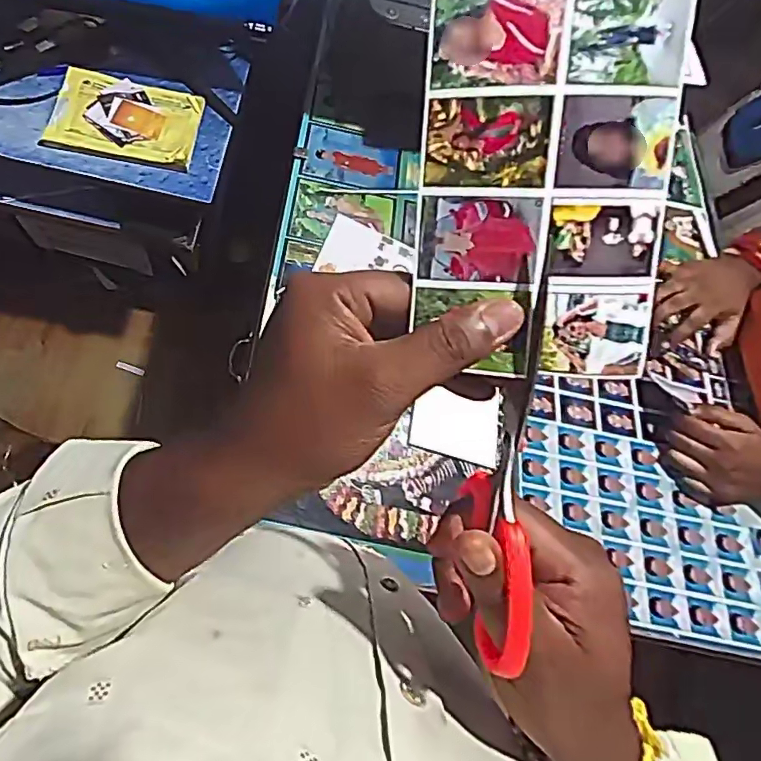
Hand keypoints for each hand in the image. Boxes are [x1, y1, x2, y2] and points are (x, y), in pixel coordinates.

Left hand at [226, 271, 523, 494]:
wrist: (255, 470)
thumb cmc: (307, 426)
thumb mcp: (385, 383)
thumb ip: (446, 346)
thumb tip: (501, 312)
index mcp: (327, 292)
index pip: (409, 290)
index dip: (457, 316)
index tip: (504, 337)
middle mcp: (322, 303)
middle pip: (405, 313)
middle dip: (449, 344)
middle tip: (500, 368)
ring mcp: (323, 332)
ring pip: (397, 338)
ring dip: (435, 362)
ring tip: (483, 384)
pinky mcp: (328, 359)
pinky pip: (380, 356)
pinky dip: (410, 373)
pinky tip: (448, 389)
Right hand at [429, 501, 640, 760]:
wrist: (585, 742)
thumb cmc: (567, 705)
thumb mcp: (528, 647)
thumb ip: (498, 588)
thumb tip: (470, 537)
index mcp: (579, 564)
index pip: (509, 509)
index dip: (469, 526)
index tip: (450, 559)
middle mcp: (570, 555)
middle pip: (493, 519)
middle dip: (463, 553)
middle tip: (458, 594)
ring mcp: (555, 566)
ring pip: (485, 536)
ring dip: (463, 569)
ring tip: (465, 607)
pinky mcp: (538, 576)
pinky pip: (491, 556)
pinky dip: (472, 578)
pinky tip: (473, 606)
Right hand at [654, 255, 760, 354]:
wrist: (745, 267)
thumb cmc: (739, 294)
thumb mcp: (737, 315)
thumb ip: (724, 333)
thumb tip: (711, 351)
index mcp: (711, 306)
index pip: (691, 323)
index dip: (678, 334)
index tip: (669, 343)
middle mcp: (697, 293)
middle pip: (671, 306)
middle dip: (659, 316)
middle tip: (650, 323)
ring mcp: (689, 278)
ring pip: (664, 289)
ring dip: (654, 299)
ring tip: (646, 306)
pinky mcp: (684, 267)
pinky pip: (666, 272)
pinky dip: (658, 277)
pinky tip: (652, 283)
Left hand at [665, 406, 760, 505]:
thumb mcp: (747, 425)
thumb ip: (717, 413)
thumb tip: (689, 408)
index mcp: (728, 442)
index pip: (687, 424)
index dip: (676, 418)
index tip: (675, 417)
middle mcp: (718, 461)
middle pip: (677, 441)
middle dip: (669, 432)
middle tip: (670, 430)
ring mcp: (714, 480)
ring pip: (673, 460)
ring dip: (668, 450)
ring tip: (673, 446)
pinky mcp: (712, 495)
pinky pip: (682, 480)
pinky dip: (676, 471)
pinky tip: (682, 465)